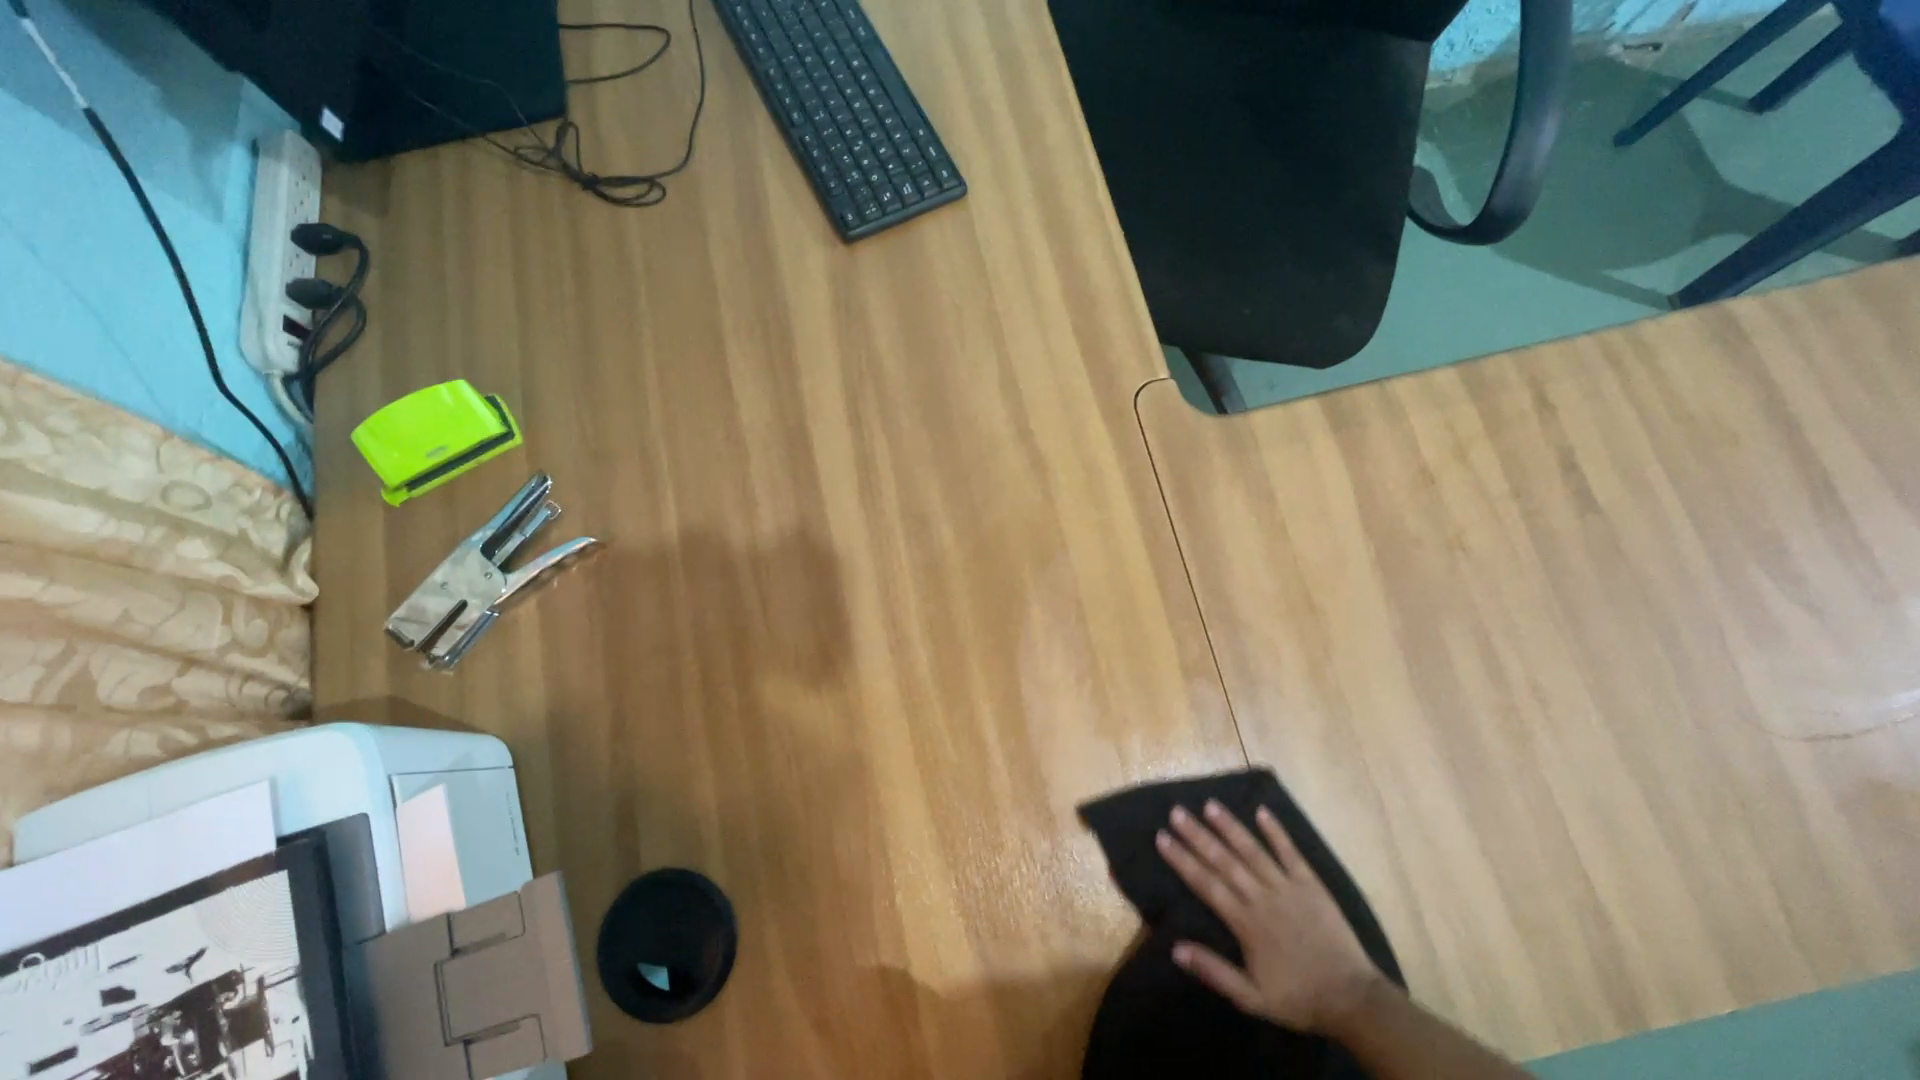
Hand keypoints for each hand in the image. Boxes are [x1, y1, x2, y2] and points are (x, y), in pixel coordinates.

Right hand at [1156, 800, 1385, 1034]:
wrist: (1352, 998)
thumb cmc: (1297, 998)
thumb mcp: (1251, 998)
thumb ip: (1214, 971)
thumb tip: (1176, 948)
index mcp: (1245, 923)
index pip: (1206, 884)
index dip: (1183, 860)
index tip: (1162, 838)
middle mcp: (1263, 898)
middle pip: (1224, 861)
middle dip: (1198, 836)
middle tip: (1177, 812)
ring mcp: (1289, 888)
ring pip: (1254, 851)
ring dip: (1231, 827)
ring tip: (1210, 805)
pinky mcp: (1312, 885)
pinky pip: (1291, 853)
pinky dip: (1276, 832)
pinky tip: (1262, 812)